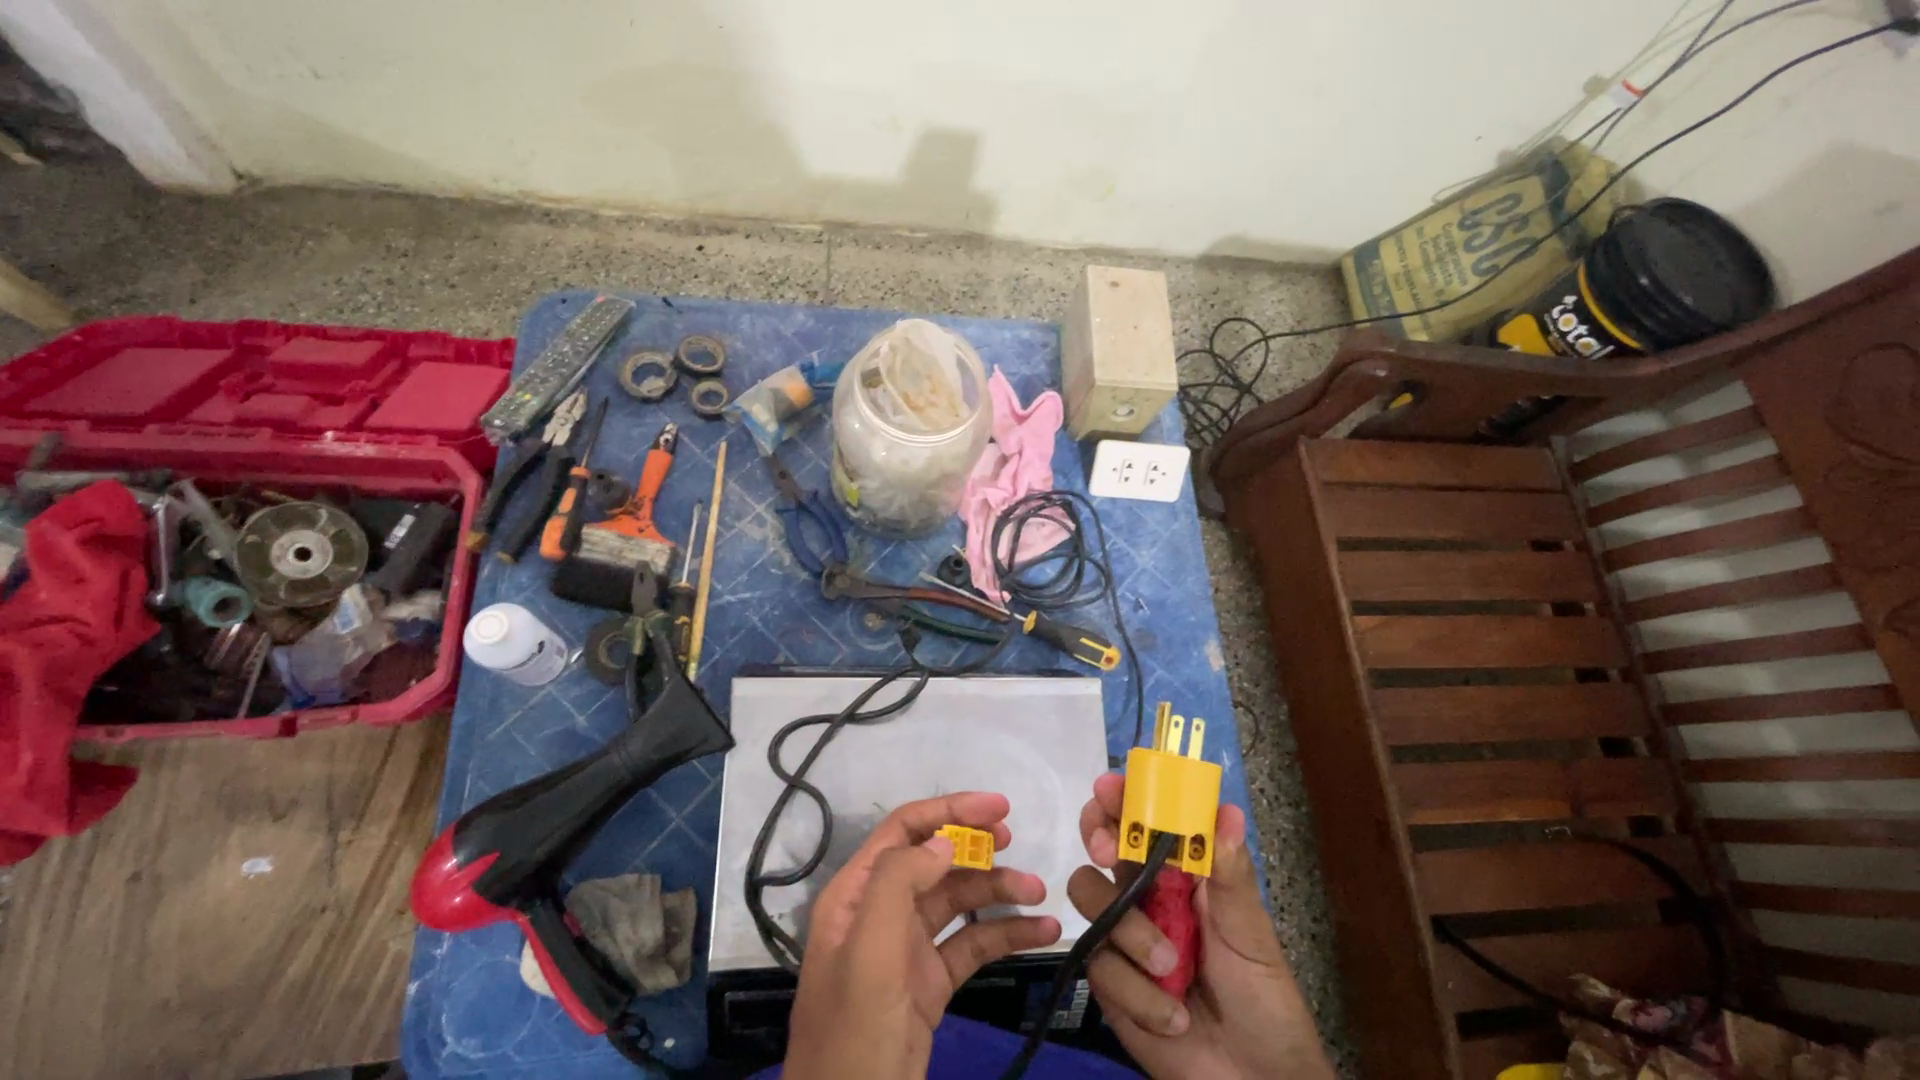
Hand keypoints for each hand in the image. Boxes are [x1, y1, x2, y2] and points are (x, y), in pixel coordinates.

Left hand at [783, 792, 1061, 1079]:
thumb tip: (943, 841)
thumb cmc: (853, 1028)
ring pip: (959, 901)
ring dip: (999, 891)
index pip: (904, 831)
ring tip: (1039, 892)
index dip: (949, 810)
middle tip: (1016, 843)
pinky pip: (973, 945)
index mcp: (856, 894)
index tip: (998, 808)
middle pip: (935, 861)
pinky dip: (1006, 934)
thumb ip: (899, 883)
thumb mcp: (869, 951)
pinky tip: (1042, 932)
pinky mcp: (931, 983)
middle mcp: (881, 911)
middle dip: (976, 848)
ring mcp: (908, 948)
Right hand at [1070, 773, 1333, 1079]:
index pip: (1145, 819)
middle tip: (1108, 850)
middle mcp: (1145, 894)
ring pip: (1089, 896)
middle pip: (1099, 843)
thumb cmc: (1263, 998)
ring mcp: (1120, 936)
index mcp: (1183, 874)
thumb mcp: (1251, 933)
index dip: (1123, 797)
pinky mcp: (1108, 981)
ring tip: (1172, 967)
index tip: (1111, 788)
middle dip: (1097, 835)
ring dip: (1130, 932)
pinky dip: (1139, 993)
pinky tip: (1172, 1016)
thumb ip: (1230, 875)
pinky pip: (1100, 965)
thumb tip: (1227, 810)